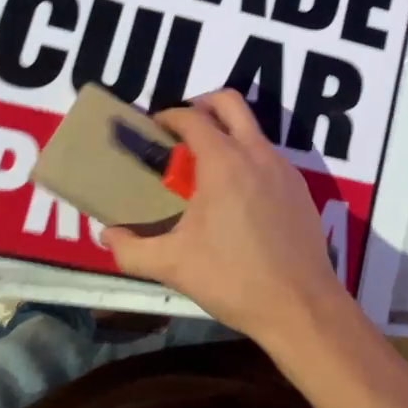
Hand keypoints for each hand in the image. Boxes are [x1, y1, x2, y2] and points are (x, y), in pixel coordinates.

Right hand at [100, 91, 348, 341]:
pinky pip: (268, 156)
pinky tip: (236, 198)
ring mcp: (283, 167)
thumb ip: (133, 249)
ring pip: (252, 129)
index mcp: (224, 161)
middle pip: (229, 101)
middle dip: (203, 104)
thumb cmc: (233, 279)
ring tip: (205, 169)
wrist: (301, 306)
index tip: (153, 130)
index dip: (169, 116)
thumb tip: (106, 236)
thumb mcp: (174, 266)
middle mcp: (256, 152)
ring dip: (227, 134)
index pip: (192, 117)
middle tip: (182, 132)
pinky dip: (248, 159)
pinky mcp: (299, 186)